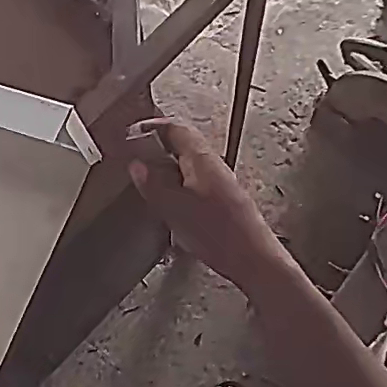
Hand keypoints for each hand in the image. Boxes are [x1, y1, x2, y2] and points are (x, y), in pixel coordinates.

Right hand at [126, 118, 294, 292]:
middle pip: (183, 145)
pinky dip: (177, 185)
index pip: (176, 129)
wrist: (253, 260)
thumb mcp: (175, 208)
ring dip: (167, 167)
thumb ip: (154, 184)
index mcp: (202, 160)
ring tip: (147, 178)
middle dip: (158, 146)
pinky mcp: (223, 203)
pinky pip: (194, 184)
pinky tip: (169, 204)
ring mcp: (220, 185)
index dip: (152, 127)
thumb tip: (137, 165)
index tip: (133, 131)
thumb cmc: (218, 233)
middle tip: (136, 153)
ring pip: (188, 166)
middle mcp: (214, 166)